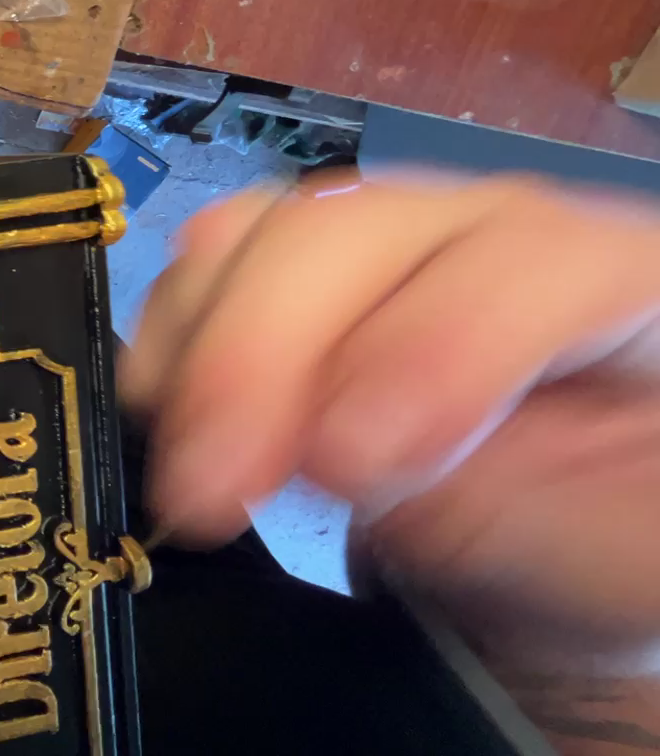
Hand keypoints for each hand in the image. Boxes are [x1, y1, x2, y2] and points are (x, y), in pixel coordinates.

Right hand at [123, 172, 659, 666]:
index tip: (344, 469)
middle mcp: (465, 224)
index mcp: (608, 270)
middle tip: (208, 481)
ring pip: (237, 242)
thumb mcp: (614, 551)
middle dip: (251, 358)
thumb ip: (516, 505)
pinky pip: (185, 274)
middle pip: (332, 233)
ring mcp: (347, 235)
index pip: (521, 265)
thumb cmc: (597, 530)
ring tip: (186, 463)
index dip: (424, 357)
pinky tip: (167, 413)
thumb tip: (334, 456)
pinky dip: (161, 345)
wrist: (531, 510)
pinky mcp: (258, 263)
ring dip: (191, 355)